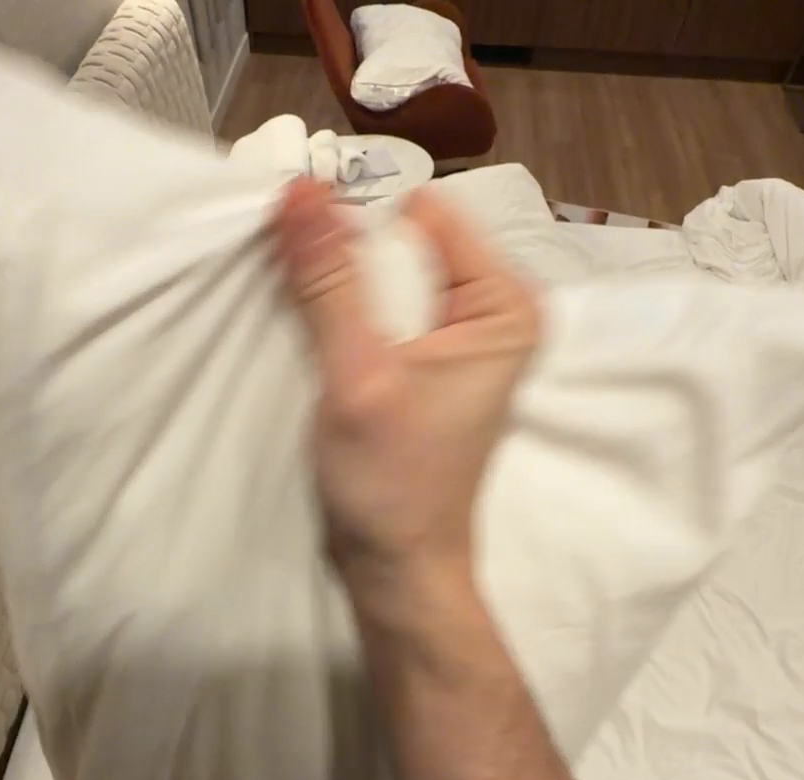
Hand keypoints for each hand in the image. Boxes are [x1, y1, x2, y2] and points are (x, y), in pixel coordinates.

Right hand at [272, 178, 538, 606]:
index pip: (424, 216)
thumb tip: (298, 188)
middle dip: (347, 262)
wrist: (397, 566)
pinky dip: (344, 322)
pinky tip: (318, 347)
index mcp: (504, 304)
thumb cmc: (392, 482)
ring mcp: (457, 343)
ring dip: (338, 293)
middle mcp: (491, 314)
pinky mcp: (426, 368)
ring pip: (384, 280)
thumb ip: (330, 281)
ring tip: (309, 331)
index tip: (309, 263)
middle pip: (404, 246)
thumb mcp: (359, 375)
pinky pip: (380, 316)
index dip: (361, 230)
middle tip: (303, 302)